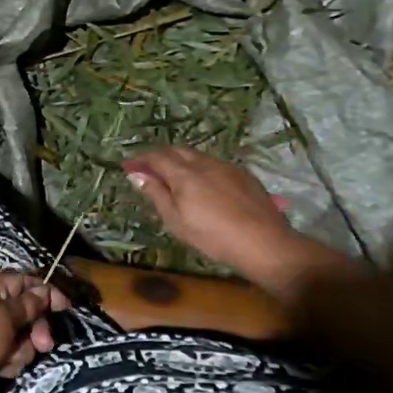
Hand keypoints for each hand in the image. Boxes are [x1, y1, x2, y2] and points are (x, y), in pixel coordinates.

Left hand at [0, 272, 67, 392]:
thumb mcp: (4, 316)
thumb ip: (29, 304)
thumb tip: (44, 292)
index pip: (22, 281)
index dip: (45, 292)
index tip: (65, 306)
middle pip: (25, 310)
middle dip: (36, 327)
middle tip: (45, 344)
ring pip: (21, 334)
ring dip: (22, 347)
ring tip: (10, 358)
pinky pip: (10, 352)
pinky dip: (10, 360)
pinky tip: (0, 369)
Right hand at [122, 147, 339, 291]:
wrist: (263, 242)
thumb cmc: (213, 237)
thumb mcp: (177, 221)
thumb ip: (157, 195)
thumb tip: (137, 175)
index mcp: (185, 173)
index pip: (157, 156)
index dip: (141, 159)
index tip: (129, 166)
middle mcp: (205, 163)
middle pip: (177, 150)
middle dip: (160, 156)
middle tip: (148, 170)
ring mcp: (226, 166)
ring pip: (197, 155)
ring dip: (180, 160)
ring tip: (173, 177)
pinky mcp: (243, 174)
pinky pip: (214, 164)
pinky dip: (200, 168)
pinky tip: (203, 185)